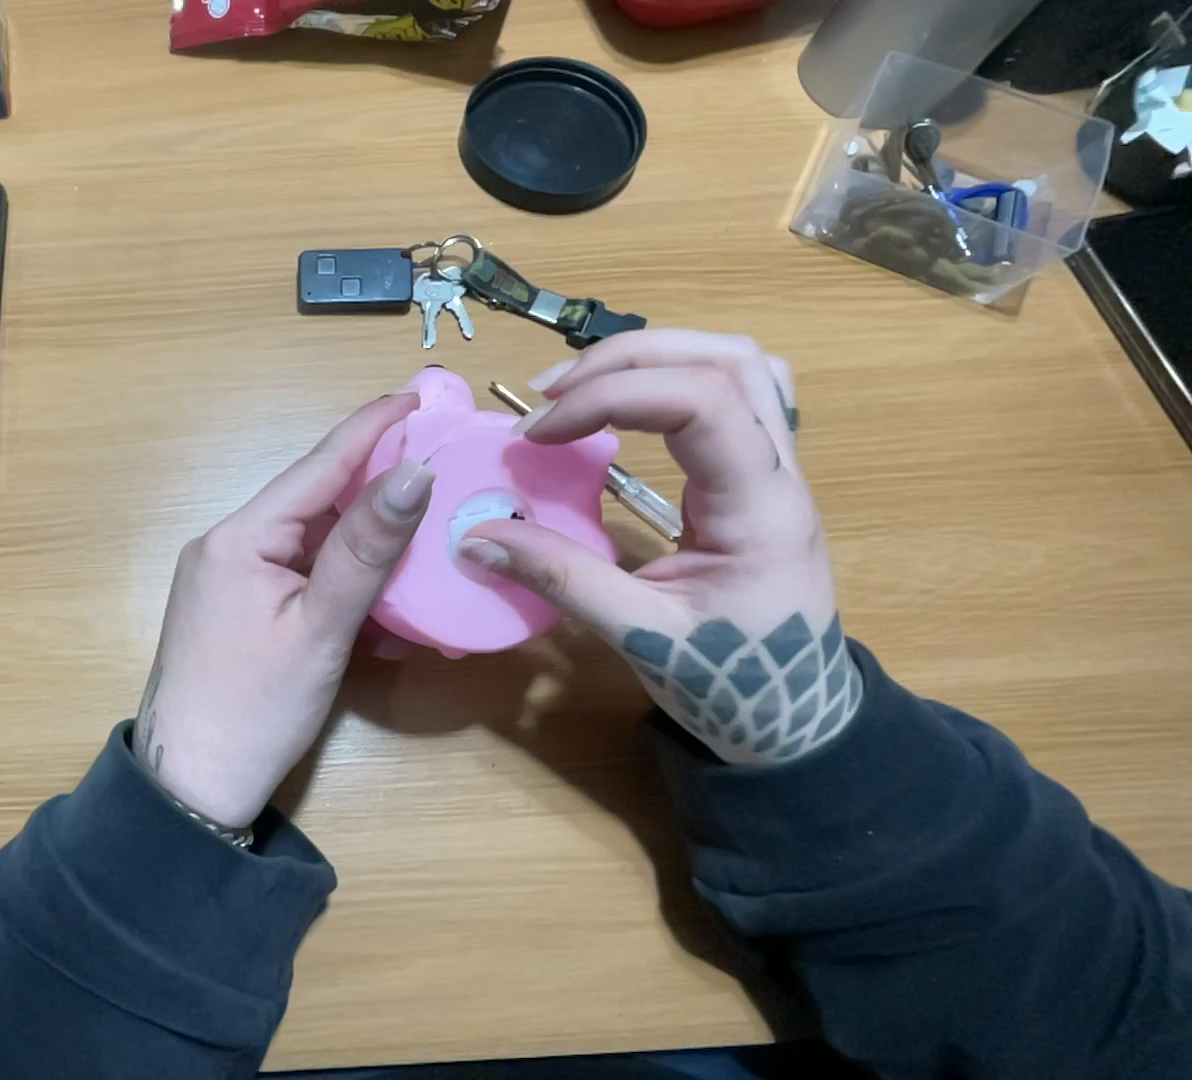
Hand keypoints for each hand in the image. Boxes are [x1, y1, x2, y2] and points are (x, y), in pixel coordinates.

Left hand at [134, 394, 434, 827]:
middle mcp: (227, 544)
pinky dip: (338, 576)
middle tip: (438, 459)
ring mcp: (227, 576)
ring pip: (308, 538)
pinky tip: (380, 587)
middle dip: (373, 482)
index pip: (316, 466)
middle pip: (312, 499)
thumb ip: (365, 549)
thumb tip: (412, 470)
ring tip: (423, 523)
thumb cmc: (256, 711)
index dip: (369, 427)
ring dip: (362, 537)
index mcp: (240, 538)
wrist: (189, 785)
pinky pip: (296, 573)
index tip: (417, 394)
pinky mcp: (234, 605)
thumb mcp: (321, 629)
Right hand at [460, 329, 860, 763]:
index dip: (608, 397)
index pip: (700, 401)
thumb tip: (475, 537)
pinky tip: (625, 405)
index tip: (536, 435)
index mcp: (759, 506)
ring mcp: (774, 468)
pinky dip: (672, 380)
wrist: (795, 718)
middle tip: (548, 394)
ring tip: (578, 387)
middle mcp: (779, 471)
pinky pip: (729, 394)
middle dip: (625, 358)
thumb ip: (560, 579)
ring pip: (736, 364)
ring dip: (653, 356)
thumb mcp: (639, 636)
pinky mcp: (752, 475)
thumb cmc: (729, 684)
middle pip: (725, 358)